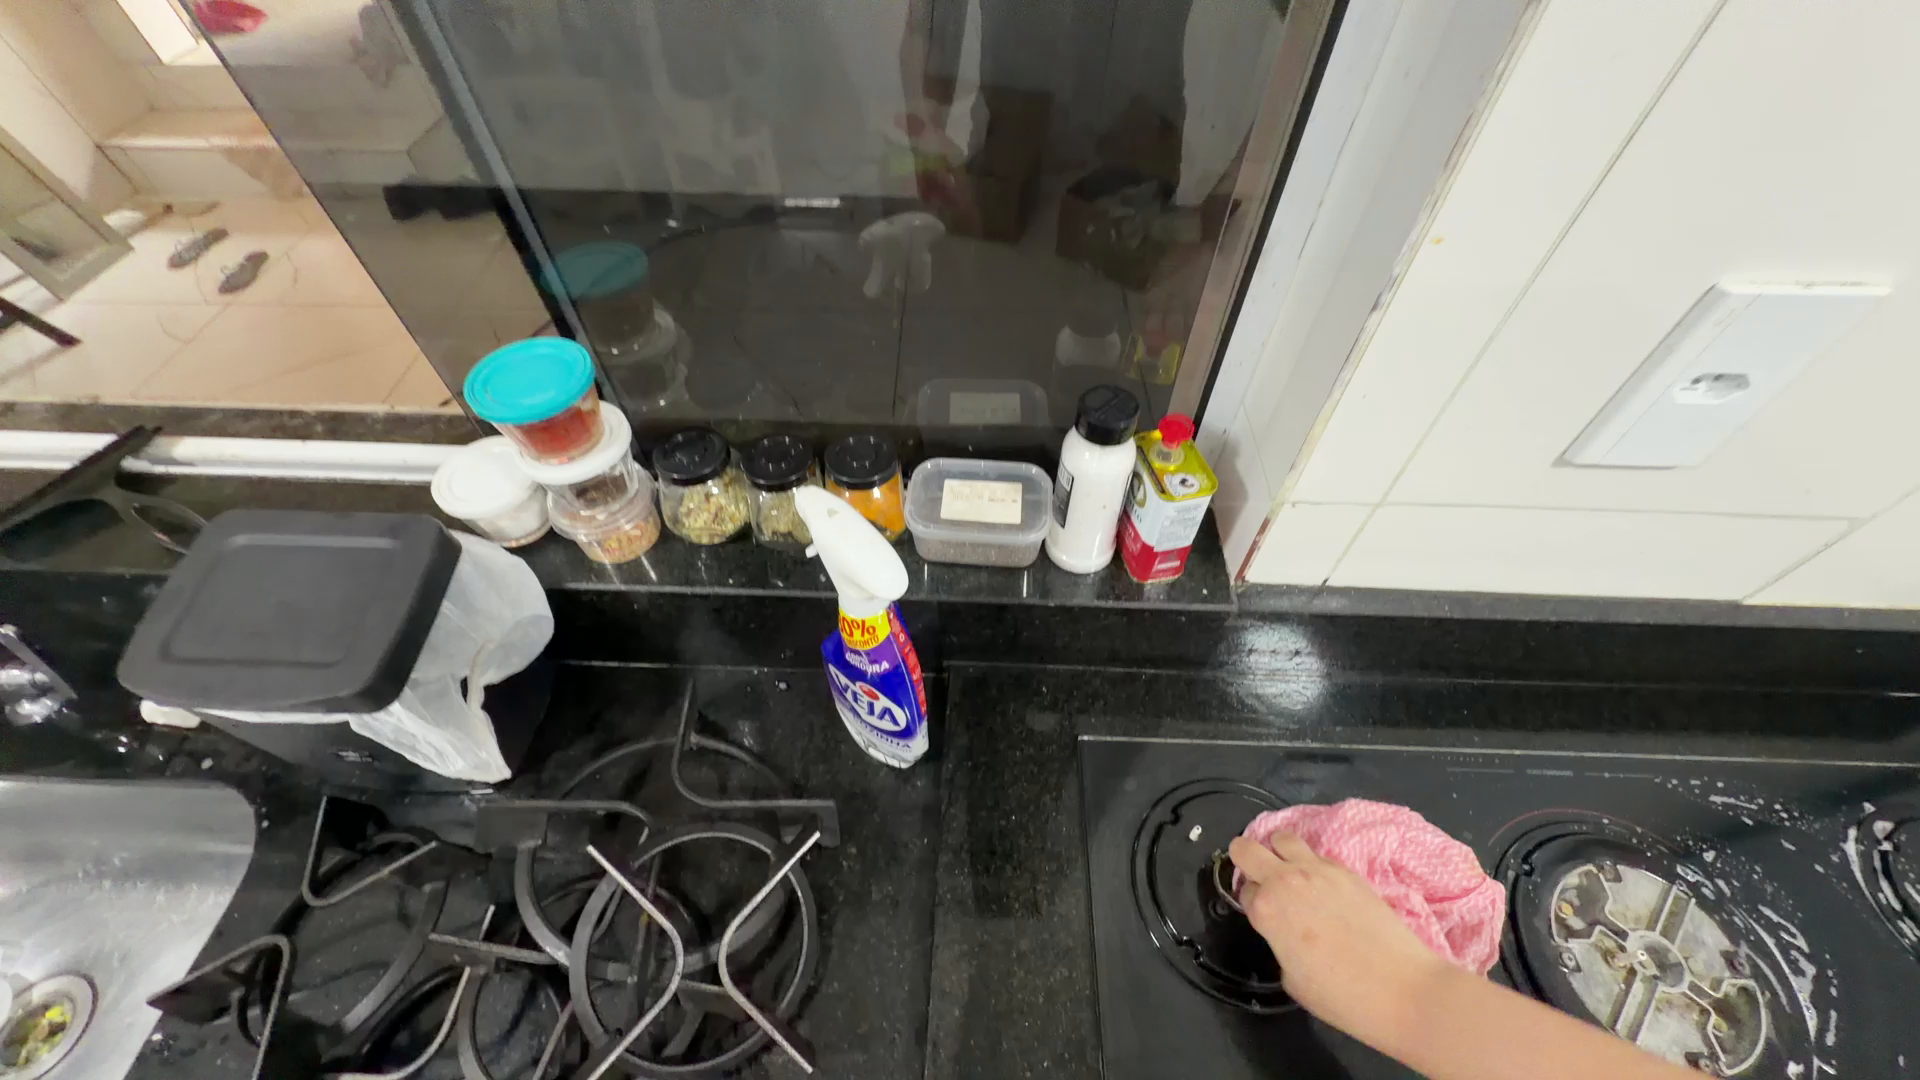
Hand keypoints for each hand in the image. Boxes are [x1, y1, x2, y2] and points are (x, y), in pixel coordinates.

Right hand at [1228, 831, 1454, 1046]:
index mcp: (1266, 910)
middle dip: (1246, 860)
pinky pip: (1318, 856)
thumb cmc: (1343, 997)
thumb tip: (1286, 934)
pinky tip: (1330, 893)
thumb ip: (1279, 944)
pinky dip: (1315, 867)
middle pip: (1245, 848)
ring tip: (1296, 877)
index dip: (1253, 903)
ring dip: (1281, 854)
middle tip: (1262, 880)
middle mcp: (1285, 880)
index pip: (1244, 891)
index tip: (1267, 917)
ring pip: (1282, 838)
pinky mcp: (1347, 870)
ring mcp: (1317, 870)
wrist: (1404, 990)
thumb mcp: (1292, 979)